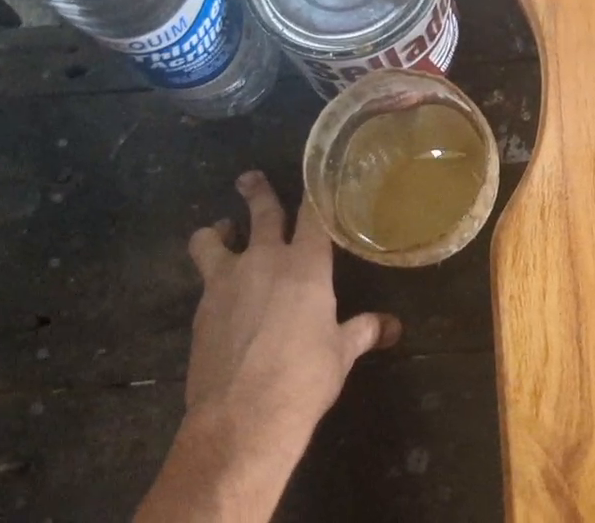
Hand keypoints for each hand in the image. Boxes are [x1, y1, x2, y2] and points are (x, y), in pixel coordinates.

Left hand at [137, 172, 398, 521]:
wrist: (241, 420)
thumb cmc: (303, 379)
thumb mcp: (341, 354)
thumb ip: (364, 331)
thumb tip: (393, 327)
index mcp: (305, 266)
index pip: (313, 215)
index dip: (316, 192)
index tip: (316, 175)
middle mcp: (264, 262)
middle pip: (260, 212)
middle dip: (256, 191)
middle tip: (249, 178)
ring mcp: (226, 283)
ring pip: (212, 241)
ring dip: (217, 232)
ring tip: (220, 231)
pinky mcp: (201, 310)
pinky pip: (206, 280)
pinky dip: (214, 277)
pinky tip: (223, 295)